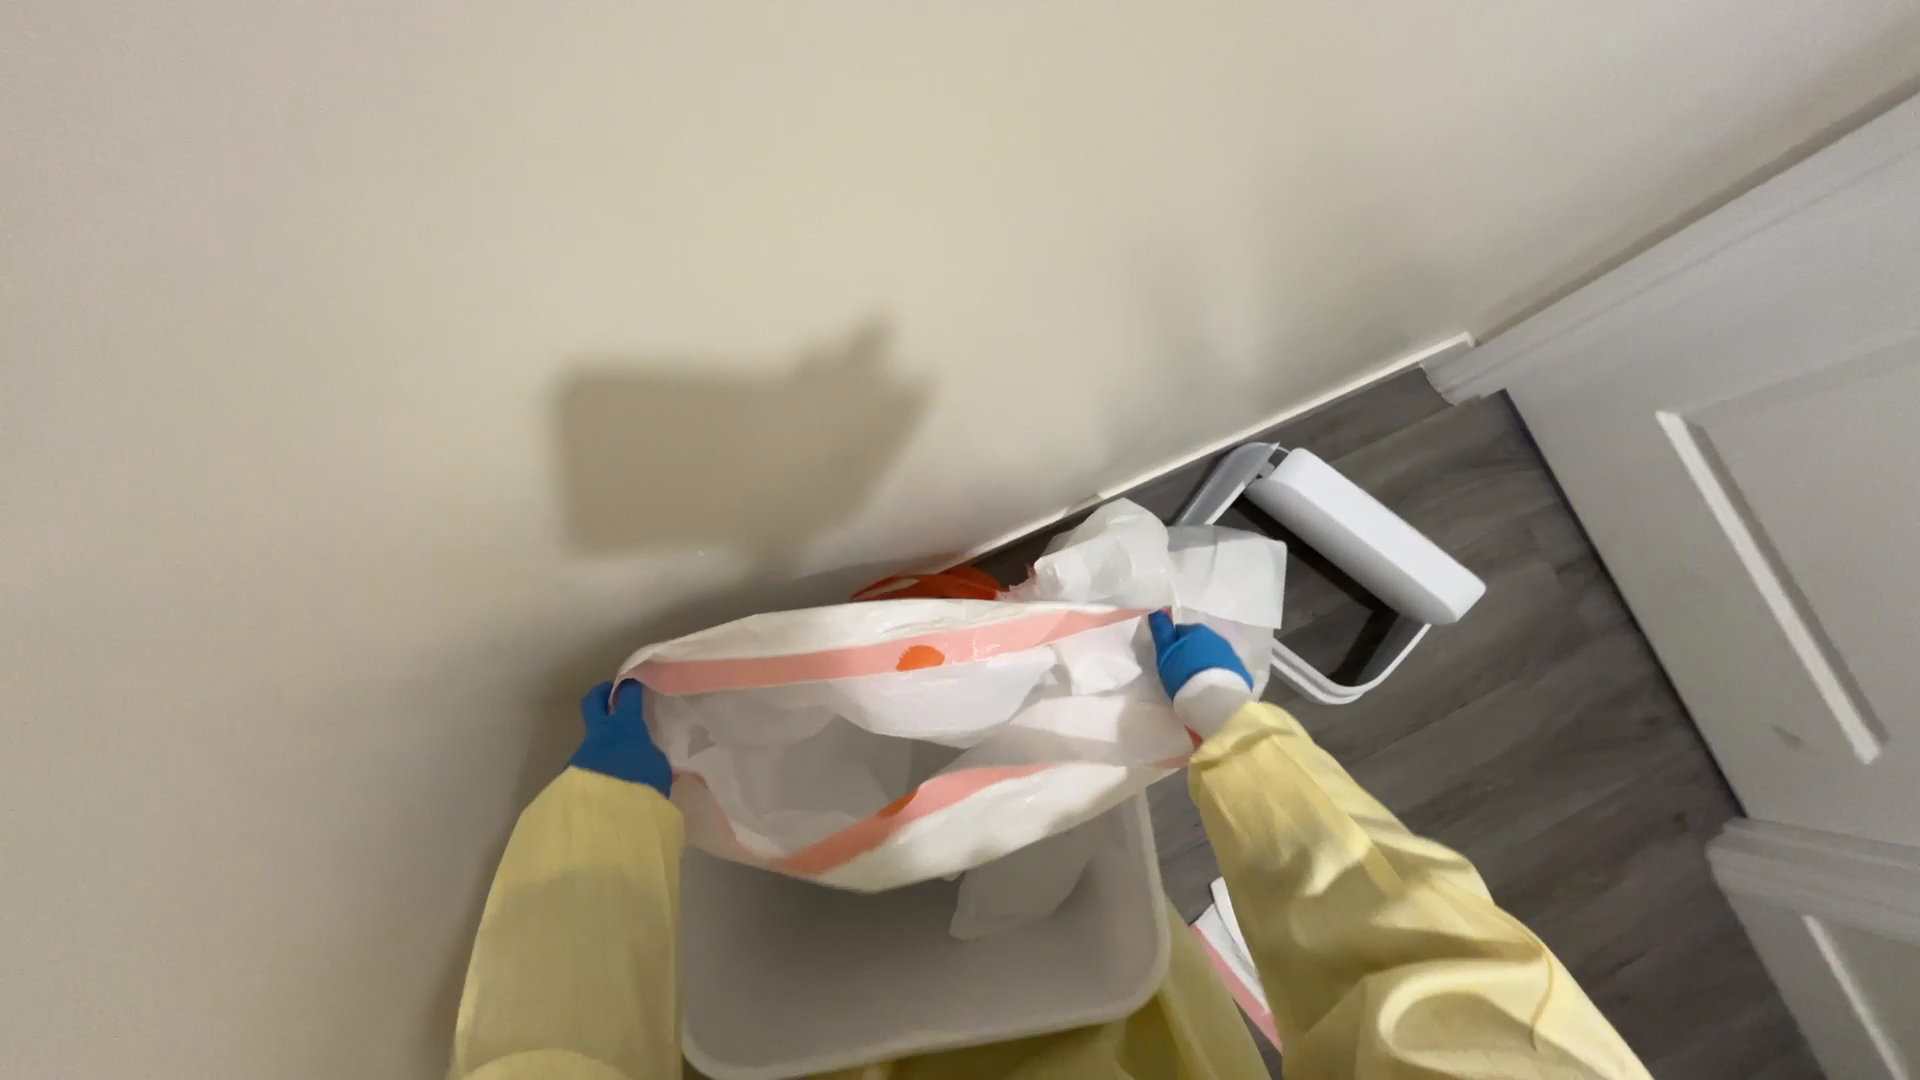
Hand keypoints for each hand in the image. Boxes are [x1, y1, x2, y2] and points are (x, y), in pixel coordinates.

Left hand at [568, 680, 672, 795]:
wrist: (608, 814)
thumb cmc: (641, 783)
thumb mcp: (658, 768)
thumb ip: (651, 757)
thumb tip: (649, 759)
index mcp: (624, 726)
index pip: (627, 696)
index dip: (630, 686)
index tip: (634, 681)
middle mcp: (599, 735)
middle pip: (592, 703)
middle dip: (600, 694)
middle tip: (608, 692)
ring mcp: (581, 755)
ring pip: (590, 741)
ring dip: (601, 745)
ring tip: (617, 762)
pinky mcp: (570, 778)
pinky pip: (585, 767)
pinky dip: (595, 770)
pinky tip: (607, 784)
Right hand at [1148, 611, 1252, 697]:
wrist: (1215, 701)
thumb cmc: (1183, 674)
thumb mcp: (1165, 653)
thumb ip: (1161, 631)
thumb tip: (1157, 611)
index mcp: (1197, 630)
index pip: (1179, 631)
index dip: (1172, 644)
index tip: (1169, 659)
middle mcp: (1217, 637)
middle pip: (1197, 641)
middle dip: (1189, 652)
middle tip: (1180, 670)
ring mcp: (1231, 654)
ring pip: (1212, 654)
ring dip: (1203, 662)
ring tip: (1195, 680)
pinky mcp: (1240, 672)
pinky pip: (1224, 668)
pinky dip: (1216, 673)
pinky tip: (1210, 686)